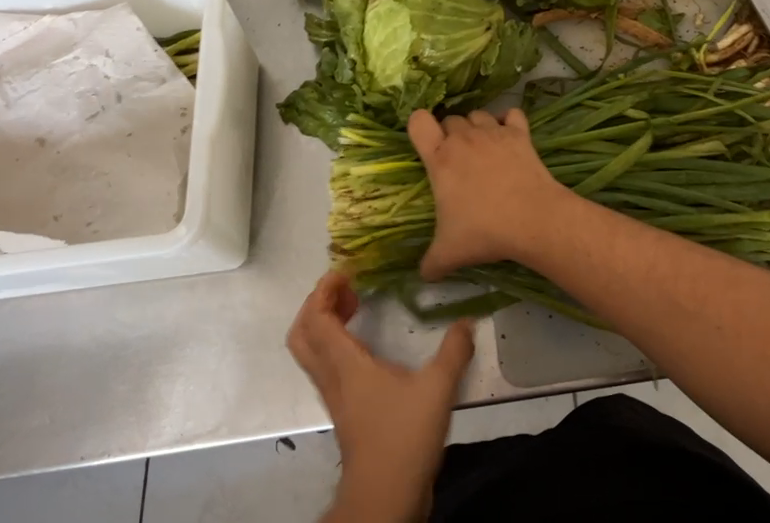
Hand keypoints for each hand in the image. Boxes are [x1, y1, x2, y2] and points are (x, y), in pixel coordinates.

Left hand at [287, 272, 474, 522]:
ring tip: (356, 309)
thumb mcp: (438, 388)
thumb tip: (467, 322)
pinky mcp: (344, 412)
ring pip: (312, 352)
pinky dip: (337, 345)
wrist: (386, 496)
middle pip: (302, 335)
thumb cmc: (404, 438)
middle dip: (316, 305)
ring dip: (325, 324)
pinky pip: (327, 367)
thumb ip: (454, 351)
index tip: (345, 272)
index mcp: (346, 364)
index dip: (323, 291)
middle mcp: (332, 377)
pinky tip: (368, 347)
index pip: (316, 319)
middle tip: (346, 288)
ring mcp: (335, 397)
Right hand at [408, 108, 567, 280]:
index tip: (426, 143)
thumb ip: (431, 263)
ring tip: (482, 148)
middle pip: (450, 119)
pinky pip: (511, 113)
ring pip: (478, 114)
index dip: (419, 127)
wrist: (532, 219)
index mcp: (440, 159)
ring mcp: (494, 133)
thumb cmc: (484, 231)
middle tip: (457, 160)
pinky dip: (508, 121)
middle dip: (450, 134)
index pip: (419, 122)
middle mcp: (464, 138)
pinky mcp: (520, 134)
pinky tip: (509, 135)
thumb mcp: (449, 253)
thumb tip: (423, 276)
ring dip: (476, 127)